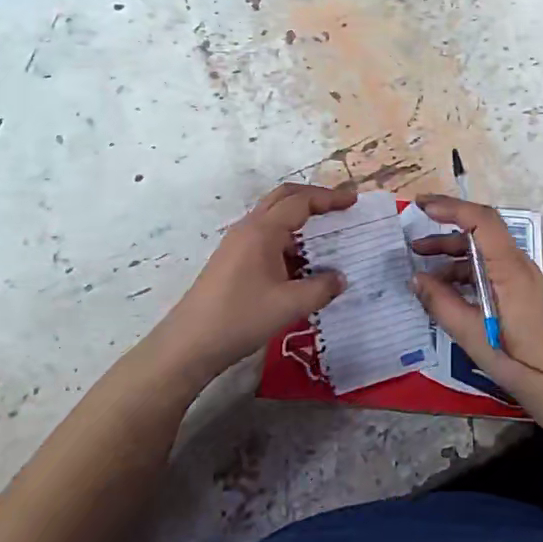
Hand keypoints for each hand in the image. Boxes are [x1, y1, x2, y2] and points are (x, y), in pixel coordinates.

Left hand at [156, 183, 354, 380]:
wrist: (189, 344)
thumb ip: (321, 288)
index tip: (353, 200)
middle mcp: (248, 229)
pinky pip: (265, 237)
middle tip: (339, 206)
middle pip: (283, 198)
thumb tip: (340, 278)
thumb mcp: (290, 305)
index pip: (300, 202)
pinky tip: (300, 266)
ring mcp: (237, 244)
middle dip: (313, 198)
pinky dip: (287, 241)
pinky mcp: (232, 260)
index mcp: (262, 231)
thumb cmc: (240, 318)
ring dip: (299, 221)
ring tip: (325, 239)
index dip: (329, 198)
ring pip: (273, 218)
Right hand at [404, 195, 542, 396]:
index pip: (482, 221)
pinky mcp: (517, 288)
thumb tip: (416, 278)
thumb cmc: (513, 357)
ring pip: (482, 248)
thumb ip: (441, 302)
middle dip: (446, 225)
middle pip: (481, 229)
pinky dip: (462, 268)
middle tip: (416, 227)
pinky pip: (487, 265)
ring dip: (452, 249)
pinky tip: (441, 284)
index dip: (452, 208)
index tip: (423, 207)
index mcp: (509, 267)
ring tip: (420, 258)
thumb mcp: (470, 332)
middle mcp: (517, 263)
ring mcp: (519, 275)